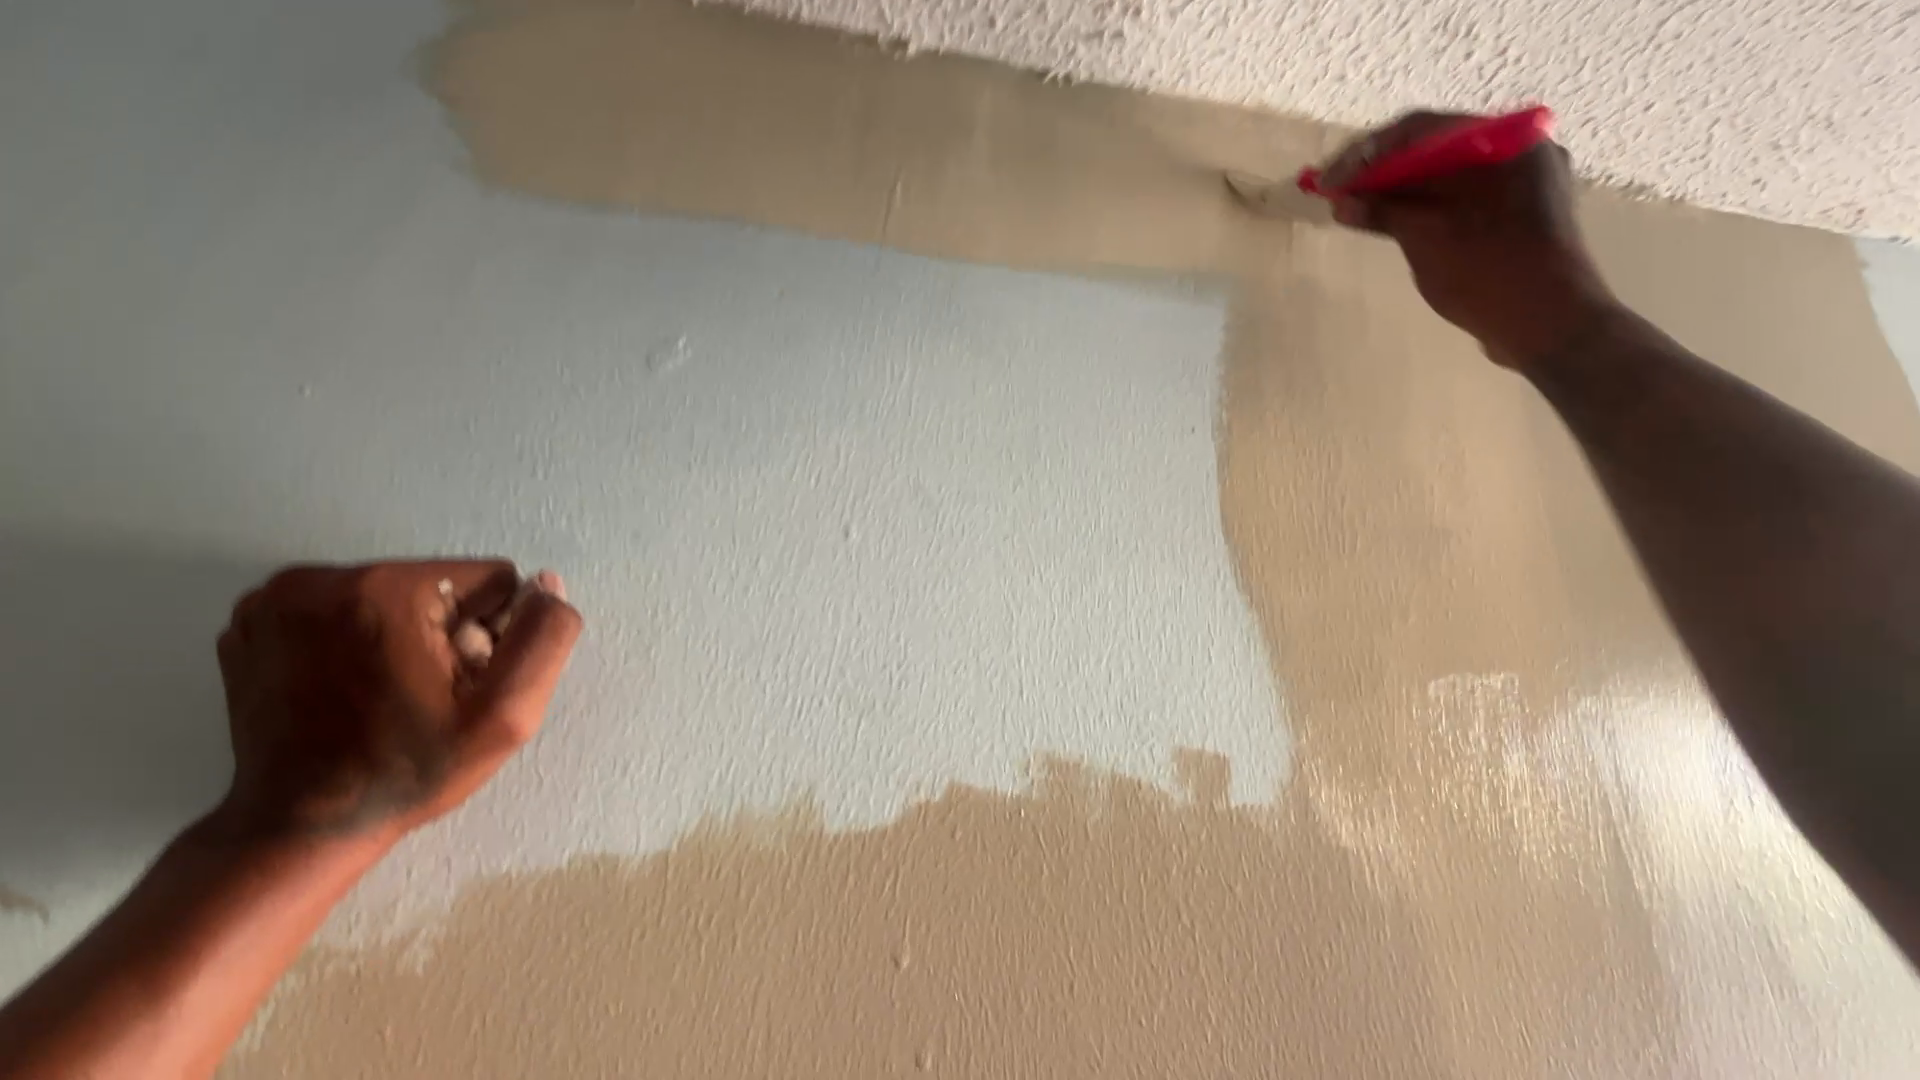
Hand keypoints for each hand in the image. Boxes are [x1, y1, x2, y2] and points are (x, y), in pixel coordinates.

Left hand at [211, 559, 582, 847]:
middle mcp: (323, 578)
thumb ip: (545, 636)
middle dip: (448, 632)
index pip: (491, 580)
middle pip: (439, 585)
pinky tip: (351, 686)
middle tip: (427, 694)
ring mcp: (275, 598)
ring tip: (388, 693)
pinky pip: (343, 607)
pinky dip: (356, 639)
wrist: (300, 828)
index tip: (461, 684)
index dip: (494, 634)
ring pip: (394, 594)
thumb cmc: (411, 772)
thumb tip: (546, 584)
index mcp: (387, 589)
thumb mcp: (507, 715)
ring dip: (406, 634)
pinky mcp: (251, 621)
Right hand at [1317, 111, 1621, 366]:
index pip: (1421, 130)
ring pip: (1447, 175)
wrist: (1548, 324)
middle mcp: (1518, 151)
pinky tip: (1393, 222)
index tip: (1328, 181)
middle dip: (1381, 171)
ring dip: (1399, 190)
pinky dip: (1424, 206)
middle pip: (1435, 149)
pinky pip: (1461, 198)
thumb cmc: (1487, 270)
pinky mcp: (1516, 216)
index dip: (1365, 154)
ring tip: (1357, 210)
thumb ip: (1383, 211)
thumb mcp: (1426, 236)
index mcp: (1504, 141)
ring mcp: (1521, 185)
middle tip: (1337, 194)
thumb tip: (1342, 202)